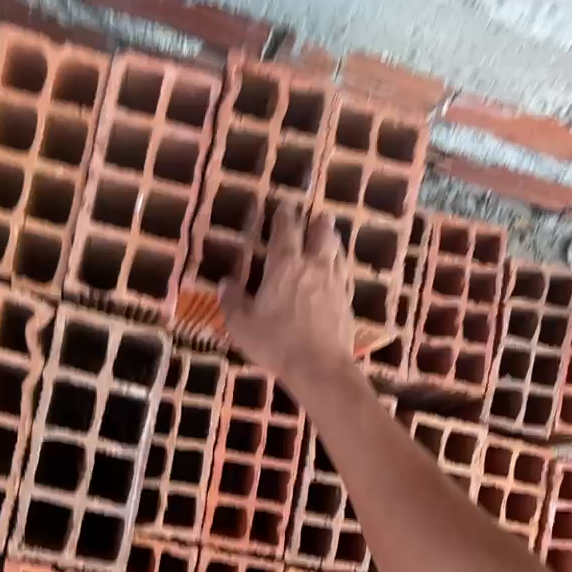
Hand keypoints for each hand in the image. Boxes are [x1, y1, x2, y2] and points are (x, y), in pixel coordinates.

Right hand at [218, 204, 356, 391]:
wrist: (319, 367)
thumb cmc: (276, 343)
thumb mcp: (242, 325)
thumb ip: (232, 301)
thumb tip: (224, 283)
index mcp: (284, 266)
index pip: (285, 230)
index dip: (284, 215)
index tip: (285, 205)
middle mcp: (313, 267)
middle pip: (320, 234)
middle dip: (317, 222)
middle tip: (317, 215)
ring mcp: (334, 283)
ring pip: (336, 252)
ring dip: (332, 241)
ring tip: (330, 237)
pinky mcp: (347, 302)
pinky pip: (344, 276)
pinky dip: (340, 268)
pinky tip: (339, 273)